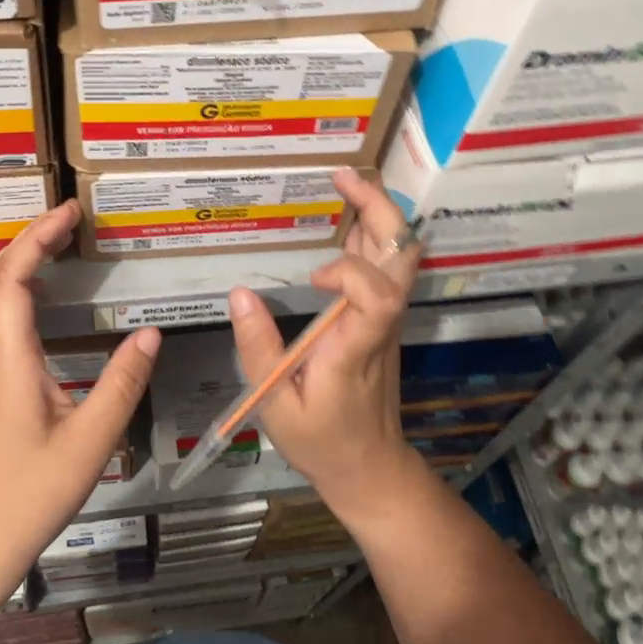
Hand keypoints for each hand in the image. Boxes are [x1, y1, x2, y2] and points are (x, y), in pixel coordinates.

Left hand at [0, 200, 159, 599]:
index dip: (39, 237)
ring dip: (12, 262)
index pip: (13, 278)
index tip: (71, 212)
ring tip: (52, 247)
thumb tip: (150, 335)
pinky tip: (36, 300)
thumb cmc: (34, 491)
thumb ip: (122, 383)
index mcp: (6, 359)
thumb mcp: (91, 440)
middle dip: (26, 240)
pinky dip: (5, 289)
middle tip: (67, 221)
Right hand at [227, 168, 422, 511]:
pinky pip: (389, 268)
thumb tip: (240, 294)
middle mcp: (381, 325)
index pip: (381, 297)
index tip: (316, 277)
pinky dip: (372, 235)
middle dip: (379, 209)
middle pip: (402, 257)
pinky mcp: (384, 321)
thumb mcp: (277, 407)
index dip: (353, 273)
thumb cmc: (322, 442)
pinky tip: (345, 222)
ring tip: (342, 183)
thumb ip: (259, 350)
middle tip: (342, 176)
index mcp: (357, 348)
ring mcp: (388, 320)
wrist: (371, 468)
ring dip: (378, 215)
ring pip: (401, 257)